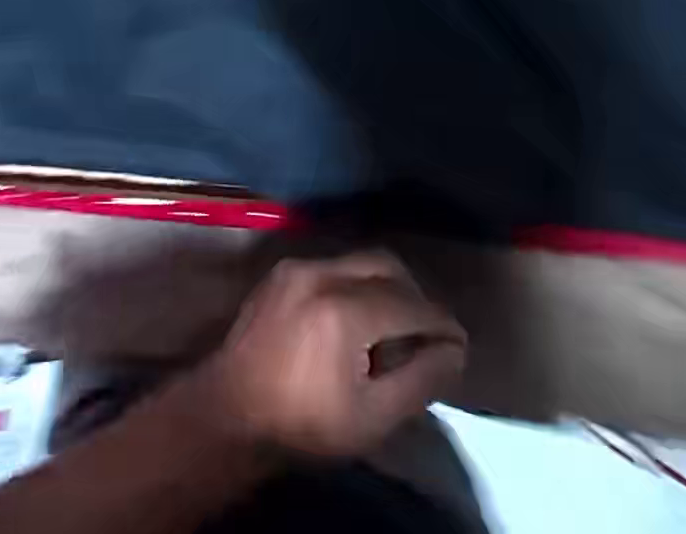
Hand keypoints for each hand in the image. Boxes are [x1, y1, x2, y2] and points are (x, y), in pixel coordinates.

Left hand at [188, 251, 466, 457]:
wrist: (227, 415)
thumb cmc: (303, 424)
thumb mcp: (372, 418)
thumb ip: (420, 380)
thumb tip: (454, 350)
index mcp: (344, 311)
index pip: (411, 305)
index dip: (440, 323)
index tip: (457, 341)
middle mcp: (321, 274)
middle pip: (387, 266)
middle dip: (415, 294)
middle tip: (426, 331)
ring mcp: (297, 268)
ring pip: (359, 261)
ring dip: (385, 286)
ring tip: (389, 328)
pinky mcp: (281, 272)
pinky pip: (333, 265)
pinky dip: (355, 283)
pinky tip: (353, 318)